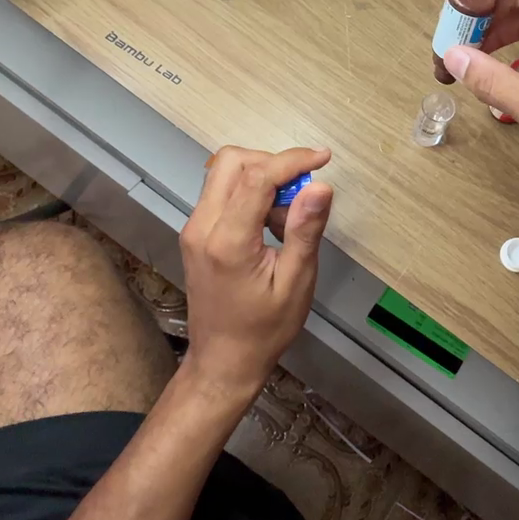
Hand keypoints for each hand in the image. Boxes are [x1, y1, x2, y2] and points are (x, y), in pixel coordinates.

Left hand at [178, 146, 332, 400]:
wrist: (224, 361)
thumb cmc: (265, 328)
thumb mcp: (296, 281)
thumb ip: (305, 230)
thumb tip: (320, 186)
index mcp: (227, 241)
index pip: (257, 177)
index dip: (293, 160)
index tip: (324, 158)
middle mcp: (202, 227)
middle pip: (231, 161)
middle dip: (273, 162)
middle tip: (303, 188)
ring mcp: (194, 228)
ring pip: (224, 172)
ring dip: (262, 176)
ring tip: (287, 214)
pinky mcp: (196, 233)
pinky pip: (222, 192)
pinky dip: (250, 192)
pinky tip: (271, 223)